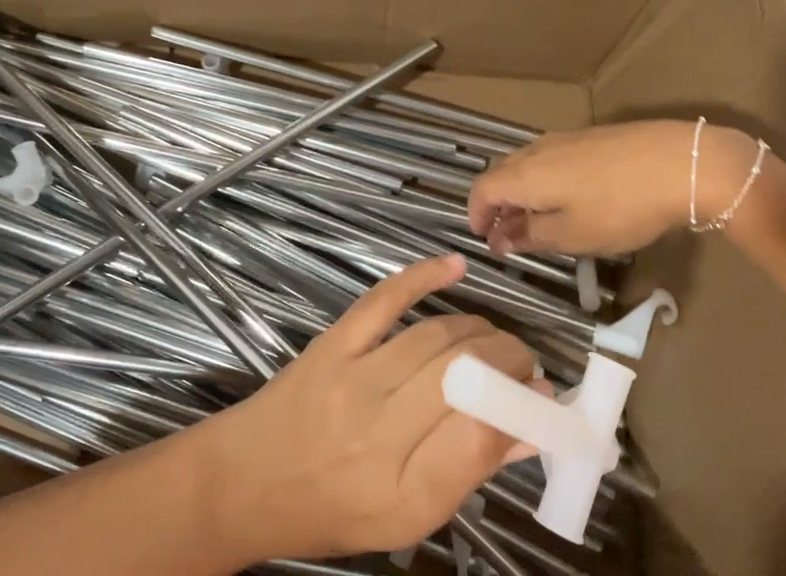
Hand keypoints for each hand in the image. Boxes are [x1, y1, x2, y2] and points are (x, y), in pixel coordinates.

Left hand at [199, 255, 539, 562]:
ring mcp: (351, 375)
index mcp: (398, 487)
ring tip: (497, 341)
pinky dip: (422, 276)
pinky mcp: (332, 342)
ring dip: (479, 331)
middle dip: (508, 360)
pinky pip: (383, 299)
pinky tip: (456, 266)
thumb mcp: (405, 518)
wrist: (245, 482)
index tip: (540, 397)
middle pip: (462, 375)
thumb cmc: (331, 509)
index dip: (521, 408)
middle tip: (524, 364)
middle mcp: (375, 427)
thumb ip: (467, 472)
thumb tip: (528, 429)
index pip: (479, 436)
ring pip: (434, 336)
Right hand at [469, 119, 756, 255]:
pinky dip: (546, 181)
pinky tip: (571, 199)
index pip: (482, 188)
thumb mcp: (572, 235)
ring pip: (528, 164)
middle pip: (502, 172)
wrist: (681, 164)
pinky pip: (552, 159)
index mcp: (524, 174)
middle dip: (498, 203)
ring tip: (540, 220)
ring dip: (523, 192)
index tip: (483, 237)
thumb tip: (499, 239)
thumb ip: (530, 235)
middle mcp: (537, 149)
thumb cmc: (620, 207)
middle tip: (508, 233)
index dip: (476, 213)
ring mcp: (567, 139)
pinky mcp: (593, 138)